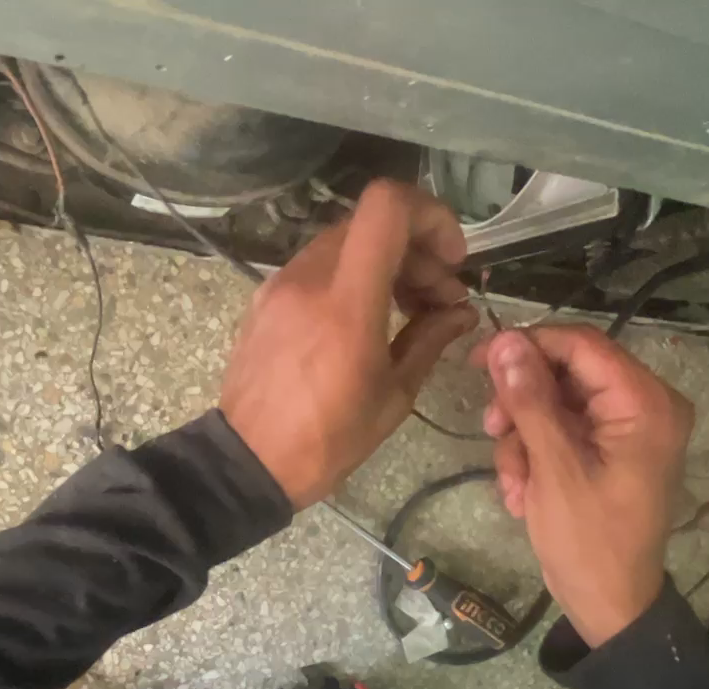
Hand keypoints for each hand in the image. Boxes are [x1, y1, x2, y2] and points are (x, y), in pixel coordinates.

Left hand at [221, 179, 478, 507]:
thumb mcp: (392, 397)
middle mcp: (308, 279)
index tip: (450, 259)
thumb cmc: (327, 440)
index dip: (430, 215)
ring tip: (404, 310)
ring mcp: (279, 286)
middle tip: (438, 296)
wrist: (248, 462)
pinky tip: (361, 318)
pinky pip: (315, 267)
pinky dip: (348, 277)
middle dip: (416, 249)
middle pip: (370, 223)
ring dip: (383, 262)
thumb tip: (460, 311)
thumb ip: (429, 341)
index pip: (387, 207)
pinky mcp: (263, 300)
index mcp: (346, 303)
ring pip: (343, 243)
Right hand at [476, 326, 692, 646]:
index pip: (581, 345)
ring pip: (552, 406)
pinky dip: (532, 459)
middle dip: (521, 407)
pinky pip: (558, 434)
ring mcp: (623, 432)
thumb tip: (505, 342)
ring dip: (521, 441)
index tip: (477, 360)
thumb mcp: (553, 468)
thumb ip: (530, 401)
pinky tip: (522, 494)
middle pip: (564, 375)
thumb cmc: (587, 538)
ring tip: (513, 484)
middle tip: (491, 431)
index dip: (527, 346)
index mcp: (644, 403)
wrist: (607, 602)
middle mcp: (641, 407)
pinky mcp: (605, 454)